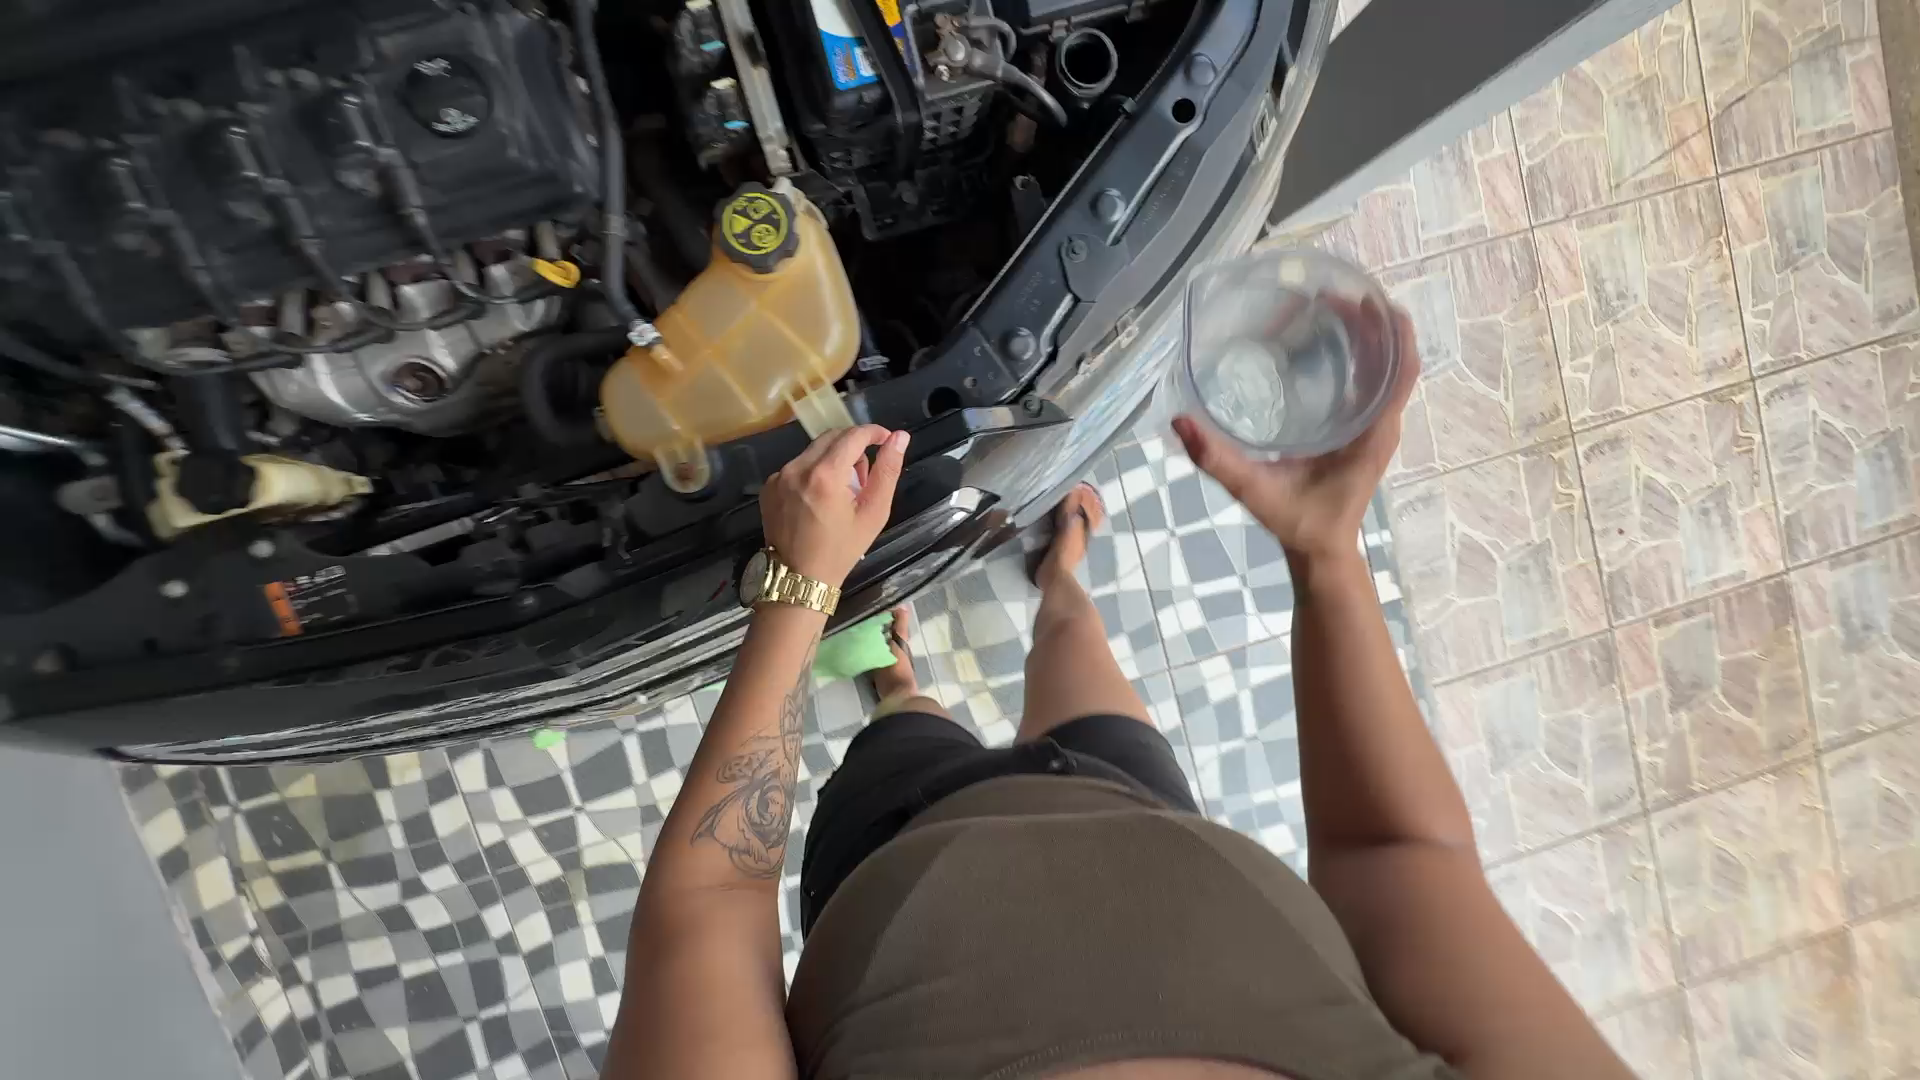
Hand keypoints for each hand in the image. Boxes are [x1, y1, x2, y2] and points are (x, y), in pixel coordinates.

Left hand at [760, 425, 909, 586]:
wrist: (799, 578)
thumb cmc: (841, 549)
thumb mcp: (873, 513)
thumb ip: (887, 471)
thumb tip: (900, 437)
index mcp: (825, 475)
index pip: (853, 435)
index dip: (874, 433)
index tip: (886, 441)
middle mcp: (797, 468)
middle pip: (832, 437)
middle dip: (853, 447)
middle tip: (863, 476)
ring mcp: (779, 476)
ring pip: (814, 450)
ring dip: (833, 460)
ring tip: (841, 492)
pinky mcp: (769, 486)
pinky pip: (797, 466)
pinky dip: (813, 473)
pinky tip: (818, 500)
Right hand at [1172, 301, 1420, 566]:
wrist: (1320, 552)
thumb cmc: (1298, 522)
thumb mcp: (1256, 490)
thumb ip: (1218, 459)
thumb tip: (1181, 422)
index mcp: (1372, 435)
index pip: (1403, 371)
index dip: (1394, 332)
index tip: (1369, 298)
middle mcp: (1382, 425)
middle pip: (1395, 360)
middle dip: (1372, 322)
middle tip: (1332, 294)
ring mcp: (1375, 428)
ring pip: (1385, 369)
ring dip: (1367, 336)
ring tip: (1331, 307)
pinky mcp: (1362, 432)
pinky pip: (1371, 383)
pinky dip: (1358, 357)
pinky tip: (1325, 345)